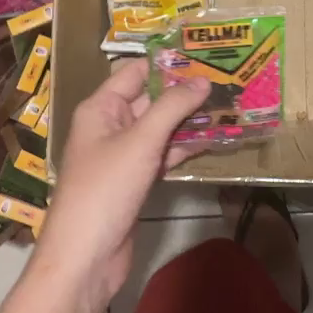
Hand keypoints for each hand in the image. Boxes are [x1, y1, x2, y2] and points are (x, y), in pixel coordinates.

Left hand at [31, 58, 208, 308]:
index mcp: (101, 108)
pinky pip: (162, 154)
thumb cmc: (105, 189)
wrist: (85, 259)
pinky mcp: (134, 181)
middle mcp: (109, 125)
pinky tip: (213, 140)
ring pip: (160, 128)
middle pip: (151, 99)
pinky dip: (183, 147)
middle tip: (226, 80)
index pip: (136, 72)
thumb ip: (173, 107)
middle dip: (185, 91)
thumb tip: (203, 80)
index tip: (205, 54)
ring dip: (189, 120)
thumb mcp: (141, 141)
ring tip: (228, 106)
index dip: (168, 62)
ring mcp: (122, 155)